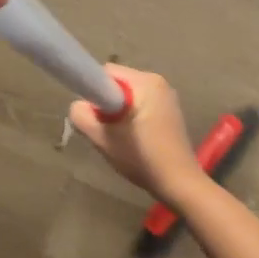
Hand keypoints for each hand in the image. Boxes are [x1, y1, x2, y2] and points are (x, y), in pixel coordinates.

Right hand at [69, 65, 208, 199]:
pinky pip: (140, 105)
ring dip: (118, 114)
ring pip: (128, 97)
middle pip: (117, 85)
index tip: (93, 116)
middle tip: (106, 132)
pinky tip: (134, 141)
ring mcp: (167, 97)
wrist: (179, 183)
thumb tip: (80, 106)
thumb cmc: (142, 158)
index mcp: (146, 82)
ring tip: (120, 139)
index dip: (93, 92)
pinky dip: (131, 118)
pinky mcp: (170, 112)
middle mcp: (159, 82)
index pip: (106, 74)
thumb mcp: (103, 139)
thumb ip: (82, 116)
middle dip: (106, 105)